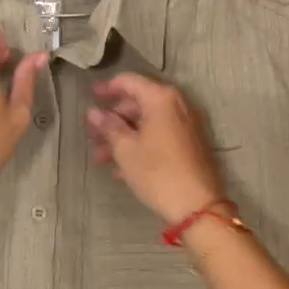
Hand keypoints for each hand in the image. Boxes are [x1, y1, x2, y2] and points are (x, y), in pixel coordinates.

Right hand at [87, 73, 225, 222]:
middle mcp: (177, 105)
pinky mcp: (191, 144)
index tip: (90, 95)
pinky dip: (141, 144)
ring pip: (148, 122)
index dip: (107, 87)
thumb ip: (108, 126)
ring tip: (101, 157)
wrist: (199, 208)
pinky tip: (122, 168)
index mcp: (161, 98)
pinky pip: (160, 135)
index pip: (129, 81)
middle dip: (113, 118)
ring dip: (124, 136)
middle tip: (92, 134)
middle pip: (138, 102)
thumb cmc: (157, 172)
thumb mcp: (126, 149)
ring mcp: (186, 125)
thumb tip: (93, 111)